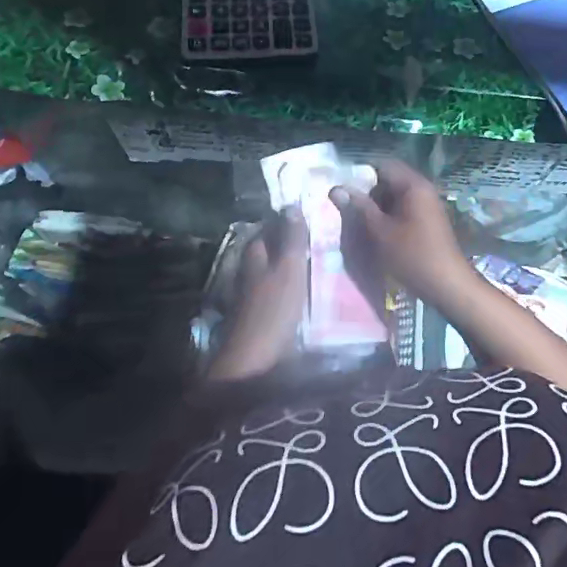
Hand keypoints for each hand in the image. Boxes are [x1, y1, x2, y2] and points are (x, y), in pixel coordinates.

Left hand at [209, 209, 307, 380]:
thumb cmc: (273, 311)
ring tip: (316, 260)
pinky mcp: (258, 314)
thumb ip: (291, 239)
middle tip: (318, 236)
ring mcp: (251, 293)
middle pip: (269, 248)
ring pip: (271, 269)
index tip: (309, 214)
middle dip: (287, 241)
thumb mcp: (289, 270)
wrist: (254, 362)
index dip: (286, 219)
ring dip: (288, 264)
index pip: (268, 226)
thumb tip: (291, 204)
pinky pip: (275, 289)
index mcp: (254, 254)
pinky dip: (288, 285)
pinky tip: (303, 289)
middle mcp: (248, 269)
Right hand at [330, 161, 474, 306]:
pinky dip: (389, 215)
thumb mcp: (379, 231)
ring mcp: (428, 205)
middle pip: (389, 179)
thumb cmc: (412, 255)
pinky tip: (377, 231)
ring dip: (378, 206)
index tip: (344, 187)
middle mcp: (423, 189)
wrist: (447, 285)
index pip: (383, 165)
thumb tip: (336, 188)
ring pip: (395, 196)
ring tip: (360, 221)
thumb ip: (359, 207)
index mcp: (413, 185)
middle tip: (349, 207)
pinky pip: (404, 208)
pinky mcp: (428, 220)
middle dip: (368, 191)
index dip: (361, 173)